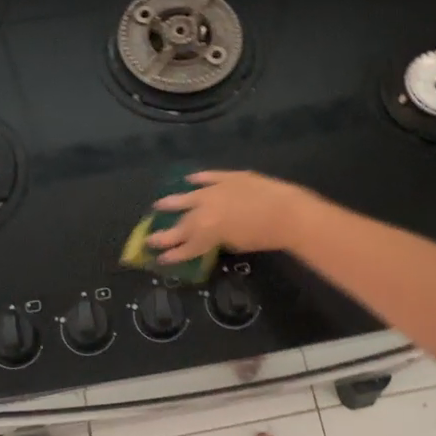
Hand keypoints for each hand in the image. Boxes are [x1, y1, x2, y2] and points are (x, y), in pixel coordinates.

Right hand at [145, 170, 322, 263]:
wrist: (285, 212)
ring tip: (159, 204)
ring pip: (187, 197)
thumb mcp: (237, 245)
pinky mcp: (227, 177)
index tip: (160, 258)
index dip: (172, 254)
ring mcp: (214, 191)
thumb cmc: (263, 236)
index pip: (185, 246)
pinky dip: (198, 179)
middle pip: (181, 225)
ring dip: (172, 202)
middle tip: (150, 238)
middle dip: (165, 234)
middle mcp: (203, 211)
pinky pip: (207, 177)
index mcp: (206, 232)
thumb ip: (219, 241)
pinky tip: (189, 180)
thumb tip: (213, 237)